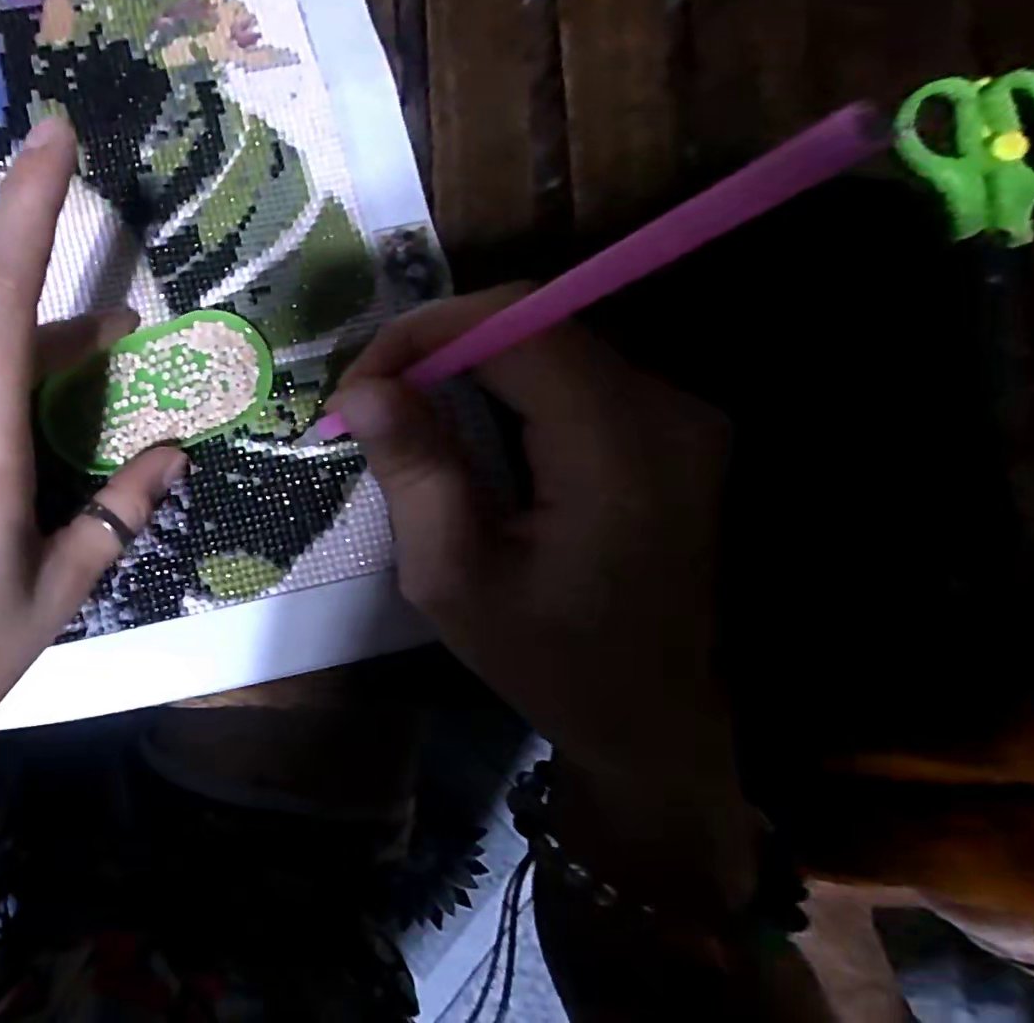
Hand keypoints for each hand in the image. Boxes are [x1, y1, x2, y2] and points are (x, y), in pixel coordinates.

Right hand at [331, 285, 736, 789]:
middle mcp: (665, 411)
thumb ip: (413, 473)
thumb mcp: (451, 575)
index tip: (359, 383)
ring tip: (397, 408)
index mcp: (619, 452)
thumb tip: (362, 388)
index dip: (426, 331)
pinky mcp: (662, 427)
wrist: (648, 713)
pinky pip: (564, 370)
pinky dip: (494, 378)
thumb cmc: (544, 656)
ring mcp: (674, 415)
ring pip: (546, 338)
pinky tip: (453, 419)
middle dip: (434, 342)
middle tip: (368, 397)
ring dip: (459, 358)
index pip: (521, 328)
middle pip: (535, 321)